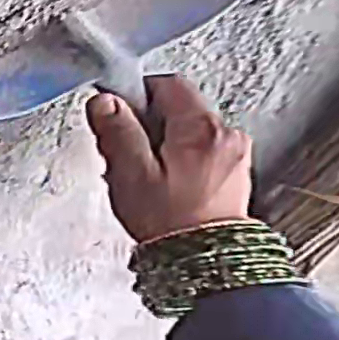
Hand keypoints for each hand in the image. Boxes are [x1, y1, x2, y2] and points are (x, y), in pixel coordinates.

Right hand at [86, 75, 252, 243]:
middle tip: (121, 153)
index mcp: (200, 129)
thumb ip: (117, 132)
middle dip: (142, 123)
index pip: (167, 85)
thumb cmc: (166, 215)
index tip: (112, 111)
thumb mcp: (129, 171)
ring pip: (184, 129)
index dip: (134, 93)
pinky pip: (196, 147)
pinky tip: (159, 180)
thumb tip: (104, 101)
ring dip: (156, 142)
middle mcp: (225, 133)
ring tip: (139, 172)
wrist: (204, 254)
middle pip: (176, 107)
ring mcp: (233, 151)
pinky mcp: (232, 167)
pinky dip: (173, 156)